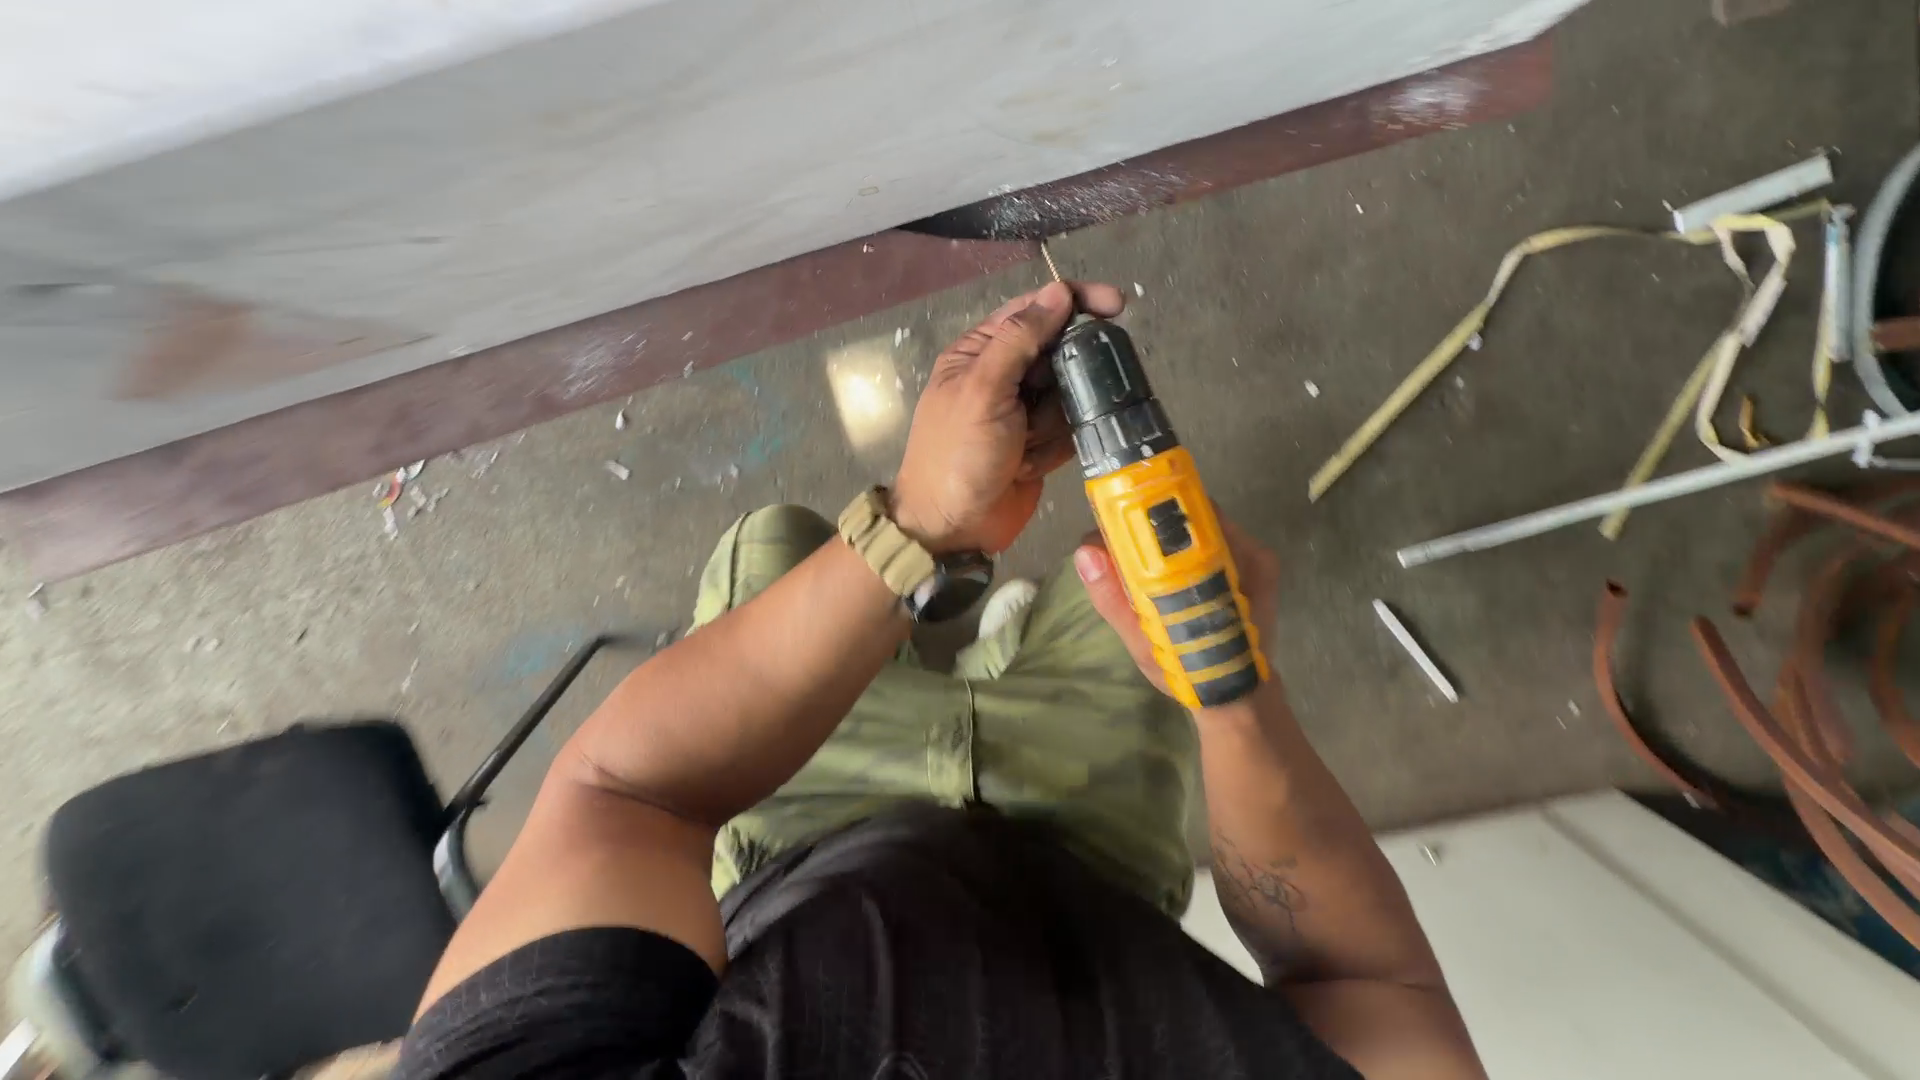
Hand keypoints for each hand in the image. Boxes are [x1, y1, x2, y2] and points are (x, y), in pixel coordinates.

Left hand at [892, 280, 1125, 553]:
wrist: (954, 527)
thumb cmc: (958, 455)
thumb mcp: (983, 390)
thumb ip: (1020, 338)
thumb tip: (1059, 292)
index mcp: (980, 352)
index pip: (1035, 309)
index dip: (1075, 302)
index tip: (1115, 306)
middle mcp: (1005, 375)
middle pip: (1061, 354)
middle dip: (1063, 383)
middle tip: (1045, 409)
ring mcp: (1025, 412)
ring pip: (1071, 395)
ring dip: (1051, 425)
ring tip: (1022, 448)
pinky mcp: (1041, 443)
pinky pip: (1070, 430)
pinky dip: (1053, 449)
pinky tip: (1027, 466)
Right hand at [1072, 514, 1279, 698]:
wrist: (1234, 694)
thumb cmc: (1190, 670)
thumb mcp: (1143, 642)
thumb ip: (1114, 598)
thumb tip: (1085, 552)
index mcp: (1233, 567)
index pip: (1186, 514)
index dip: (1147, 513)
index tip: (1111, 525)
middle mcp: (1251, 553)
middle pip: (1191, 516)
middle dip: (1149, 524)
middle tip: (1115, 543)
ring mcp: (1253, 558)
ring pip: (1196, 526)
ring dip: (1160, 537)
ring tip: (1131, 559)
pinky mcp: (1251, 566)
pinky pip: (1205, 541)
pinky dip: (1175, 548)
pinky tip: (1156, 570)